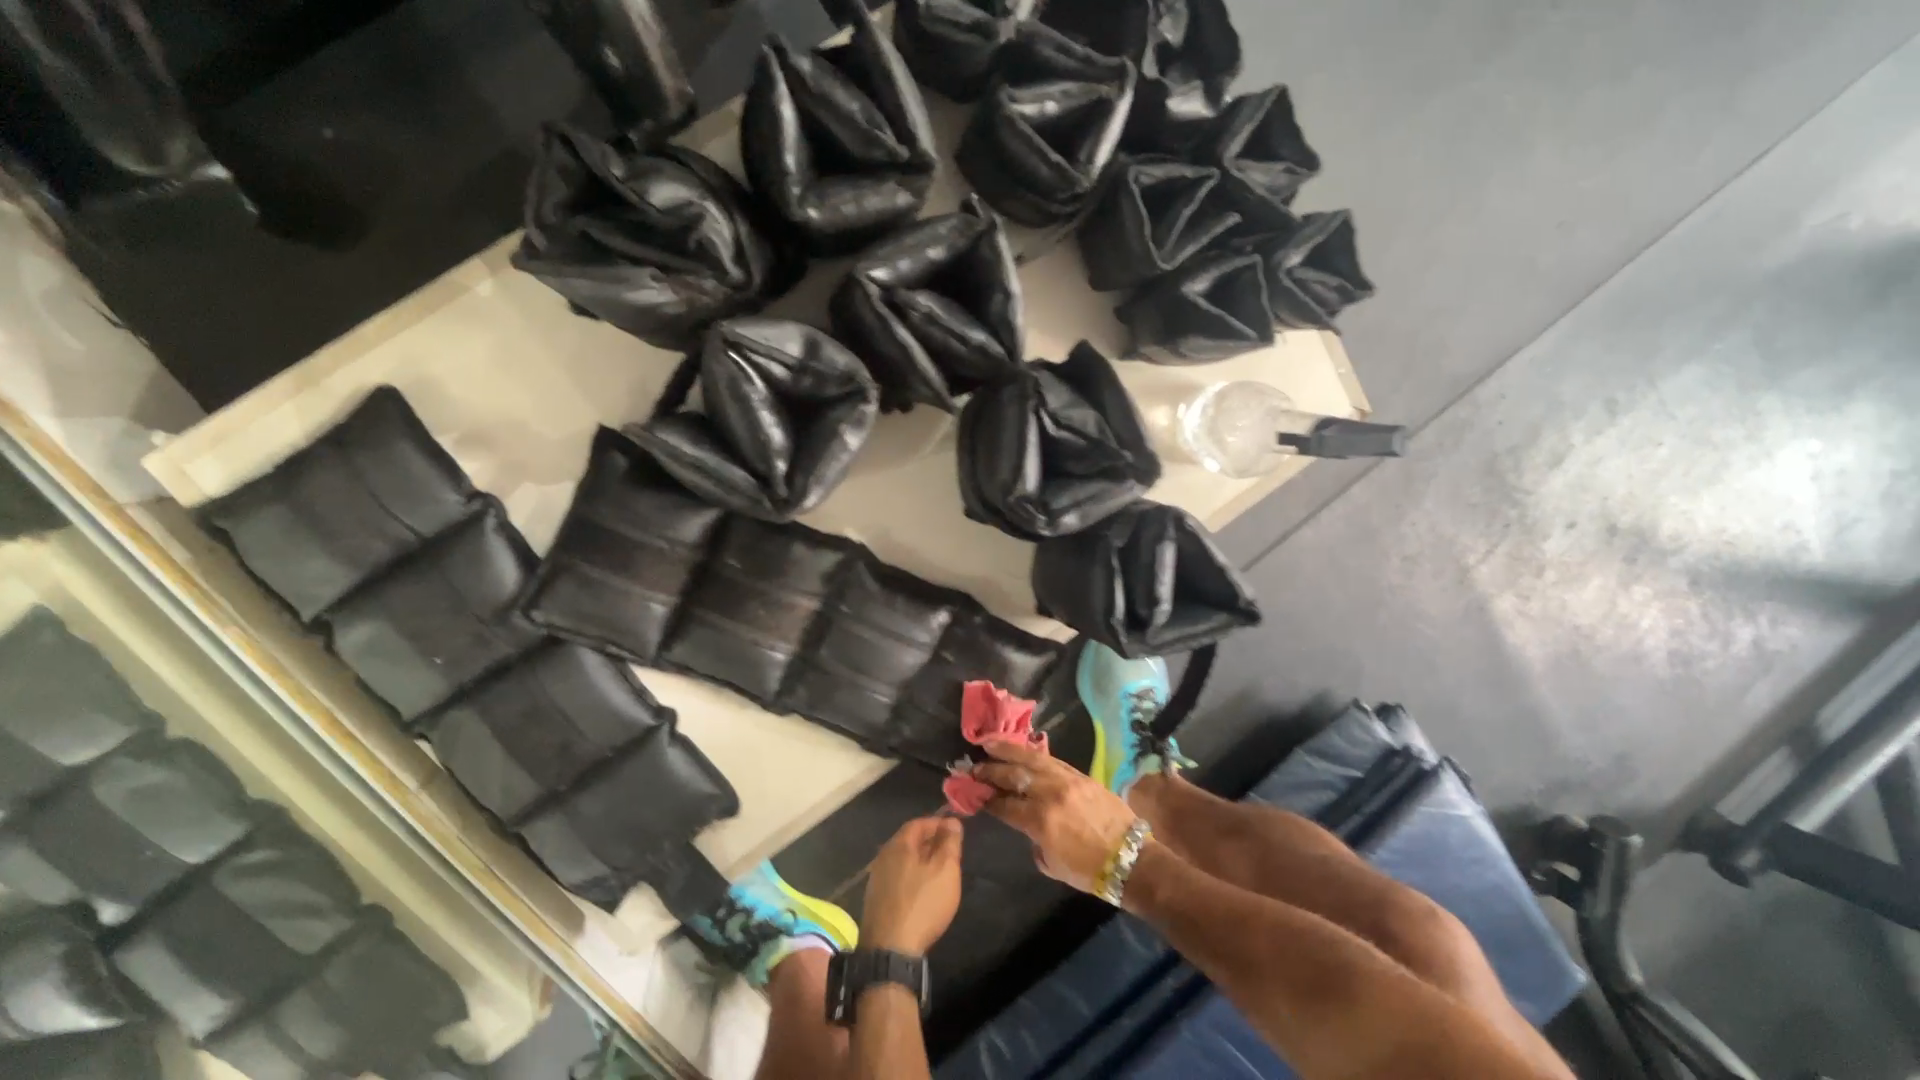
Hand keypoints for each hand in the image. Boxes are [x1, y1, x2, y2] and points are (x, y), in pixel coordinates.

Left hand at [861, 816, 962, 954]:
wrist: (890, 949)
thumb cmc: (923, 903)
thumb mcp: (945, 870)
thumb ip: (950, 843)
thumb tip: (952, 821)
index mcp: (898, 846)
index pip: (918, 824)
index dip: (937, 823)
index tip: (955, 830)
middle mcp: (883, 858)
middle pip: (908, 842)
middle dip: (930, 841)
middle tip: (950, 850)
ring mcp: (876, 880)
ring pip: (902, 861)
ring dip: (920, 860)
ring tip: (939, 870)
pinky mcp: (875, 901)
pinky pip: (897, 878)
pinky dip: (911, 877)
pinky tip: (922, 891)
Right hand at [972, 739, 1136, 893]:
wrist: (1130, 859)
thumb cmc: (1088, 870)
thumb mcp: (1051, 863)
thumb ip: (1033, 840)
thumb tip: (1027, 825)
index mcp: (1040, 821)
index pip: (1004, 805)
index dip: (986, 800)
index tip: (972, 793)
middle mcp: (1050, 795)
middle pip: (1013, 775)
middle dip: (990, 772)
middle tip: (973, 768)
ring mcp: (1067, 781)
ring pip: (1032, 759)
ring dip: (1007, 750)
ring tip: (989, 744)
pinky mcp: (1081, 776)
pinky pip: (1052, 760)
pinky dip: (1033, 754)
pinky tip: (1021, 750)